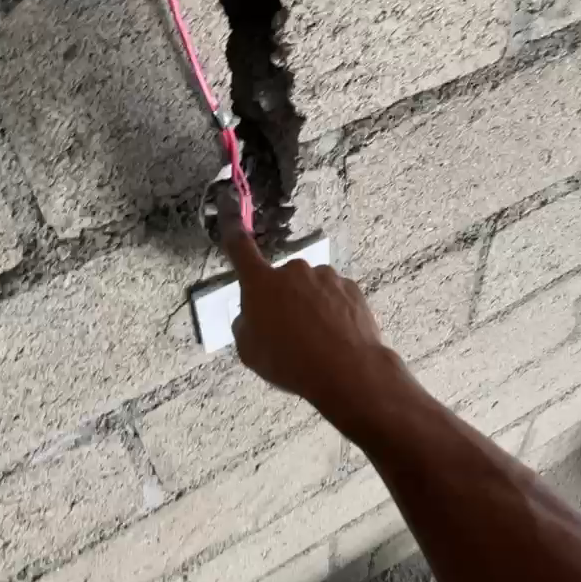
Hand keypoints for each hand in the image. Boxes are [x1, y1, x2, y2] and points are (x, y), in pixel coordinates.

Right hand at [218, 209, 410, 430]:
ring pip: (310, 288)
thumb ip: (245, 325)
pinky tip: (335, 338)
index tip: (229, 210)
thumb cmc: (290, 362)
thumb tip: (251, 315)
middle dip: (282, 299)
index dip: (232, 229)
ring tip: (316, 341)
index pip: (240, 249)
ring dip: (310, 306)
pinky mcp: (350, 287)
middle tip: (287, 332)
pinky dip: (333, 312)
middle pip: (281, 280)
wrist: (347, 371)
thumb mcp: (249, 351)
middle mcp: (293, 270)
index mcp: (262, 283)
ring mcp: (325, 276)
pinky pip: (334, 296)